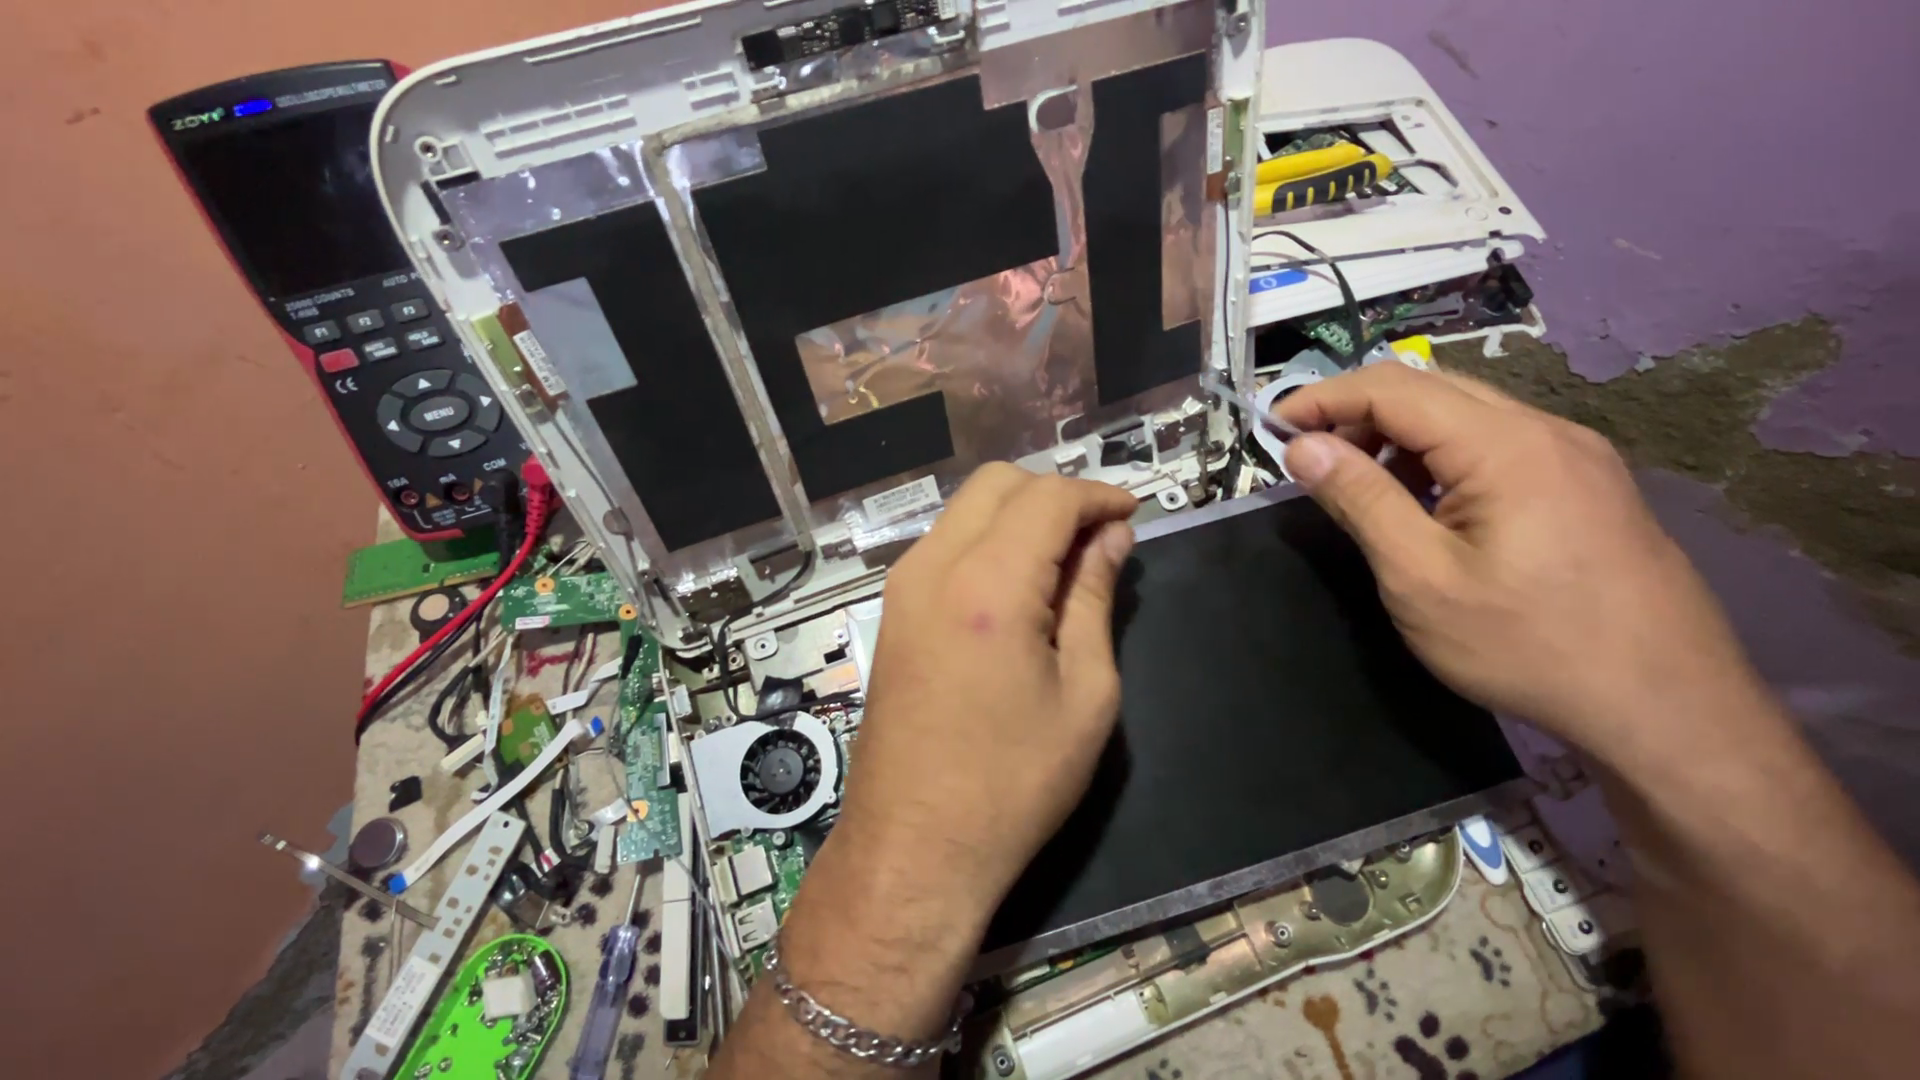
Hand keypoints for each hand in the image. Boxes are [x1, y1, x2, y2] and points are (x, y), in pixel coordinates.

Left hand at [746, 465, 1135, 1057]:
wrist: (915, 845)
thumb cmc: (1014, 782)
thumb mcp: (1084, 692)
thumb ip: (1094, 599)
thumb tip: (1111, 538)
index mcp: (987, 584)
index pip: (1048, 498)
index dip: (1098, 496)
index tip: (1134, 515)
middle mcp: (933, 566)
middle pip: (998, 484)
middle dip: (1056, 494)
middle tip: (1102, 538)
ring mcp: (902, 587)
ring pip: (966, 509)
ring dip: (1019, 516)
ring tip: (1067, 563)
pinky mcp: (892, 612)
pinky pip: (944, 545)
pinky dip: (988, 541)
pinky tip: (1021, 584)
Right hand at [1275, 363, 1759, 765]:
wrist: (1666, 706)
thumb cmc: (1527, 645)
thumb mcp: (1420, 578)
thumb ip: (1360, 500)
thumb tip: (1303, 447)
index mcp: (1504, 445)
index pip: (1393, 388)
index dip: (1322, 399)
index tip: (1270, 428)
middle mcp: (1546, 431)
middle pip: (1431, 389)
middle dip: (1357, 412)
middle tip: (1308, 459)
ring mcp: (1576, 455)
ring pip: (1466, 415)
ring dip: (1399, 435)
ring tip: (1360, 486)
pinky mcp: (1588, 484)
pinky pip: (1497, 444)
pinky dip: (1442, 456)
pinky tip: (1427, 504)